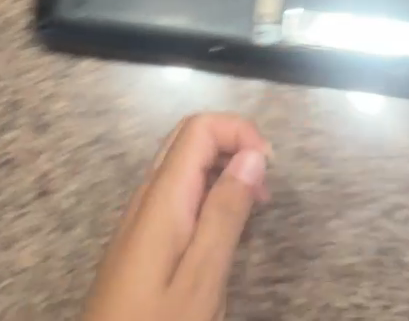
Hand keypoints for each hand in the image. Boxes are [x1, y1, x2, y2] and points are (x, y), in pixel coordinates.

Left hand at [82, 113, 271, 320]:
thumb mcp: (201, 280)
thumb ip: (225, 214)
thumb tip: (252, 155)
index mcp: (161, 197)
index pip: (199, 128)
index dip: (239, 131)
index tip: (269, 169)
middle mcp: (146, 197)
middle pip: (189, 138)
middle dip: (233, 144)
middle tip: (264, 184)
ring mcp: (139, 218)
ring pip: (183, 165)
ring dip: (222, 169)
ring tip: (253, 207)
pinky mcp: (140, 241)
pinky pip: (177, 194)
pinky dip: (207, 193)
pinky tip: (223, 229)